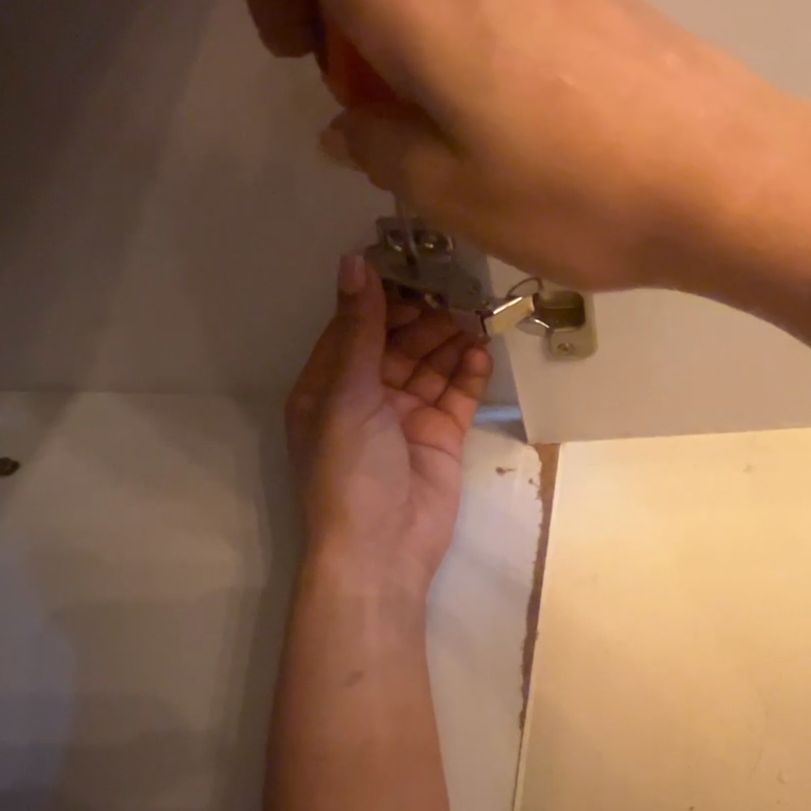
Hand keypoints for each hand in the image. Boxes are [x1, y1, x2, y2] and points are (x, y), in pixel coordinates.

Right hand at [236, 0, 805, 292]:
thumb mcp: (452, 195)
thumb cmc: (578, 194)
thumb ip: (378, 147)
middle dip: (338, 14)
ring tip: (453, 123)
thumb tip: (350, 125)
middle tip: (379, 107)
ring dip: (409, 26)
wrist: (729, 175)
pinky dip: (469, 29)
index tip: (298, 56)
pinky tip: (517, 113)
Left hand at [285, 253, 492, 599]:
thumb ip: (358, 328)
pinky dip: (470, 373)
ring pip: (433, 364)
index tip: (416, 266)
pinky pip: (458, 393)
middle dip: (427, 317)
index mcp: (328, 385)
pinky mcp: (442, 434)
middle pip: (400, 342)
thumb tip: (353, 260)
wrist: (382, 549)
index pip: (357, 326)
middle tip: (458, 289)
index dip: (384, 297)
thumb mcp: (347, 394)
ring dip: (452, 339)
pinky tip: (482, 352)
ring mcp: (407, 415)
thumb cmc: (349, 469)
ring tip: (477, 314)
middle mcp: (367, 395)